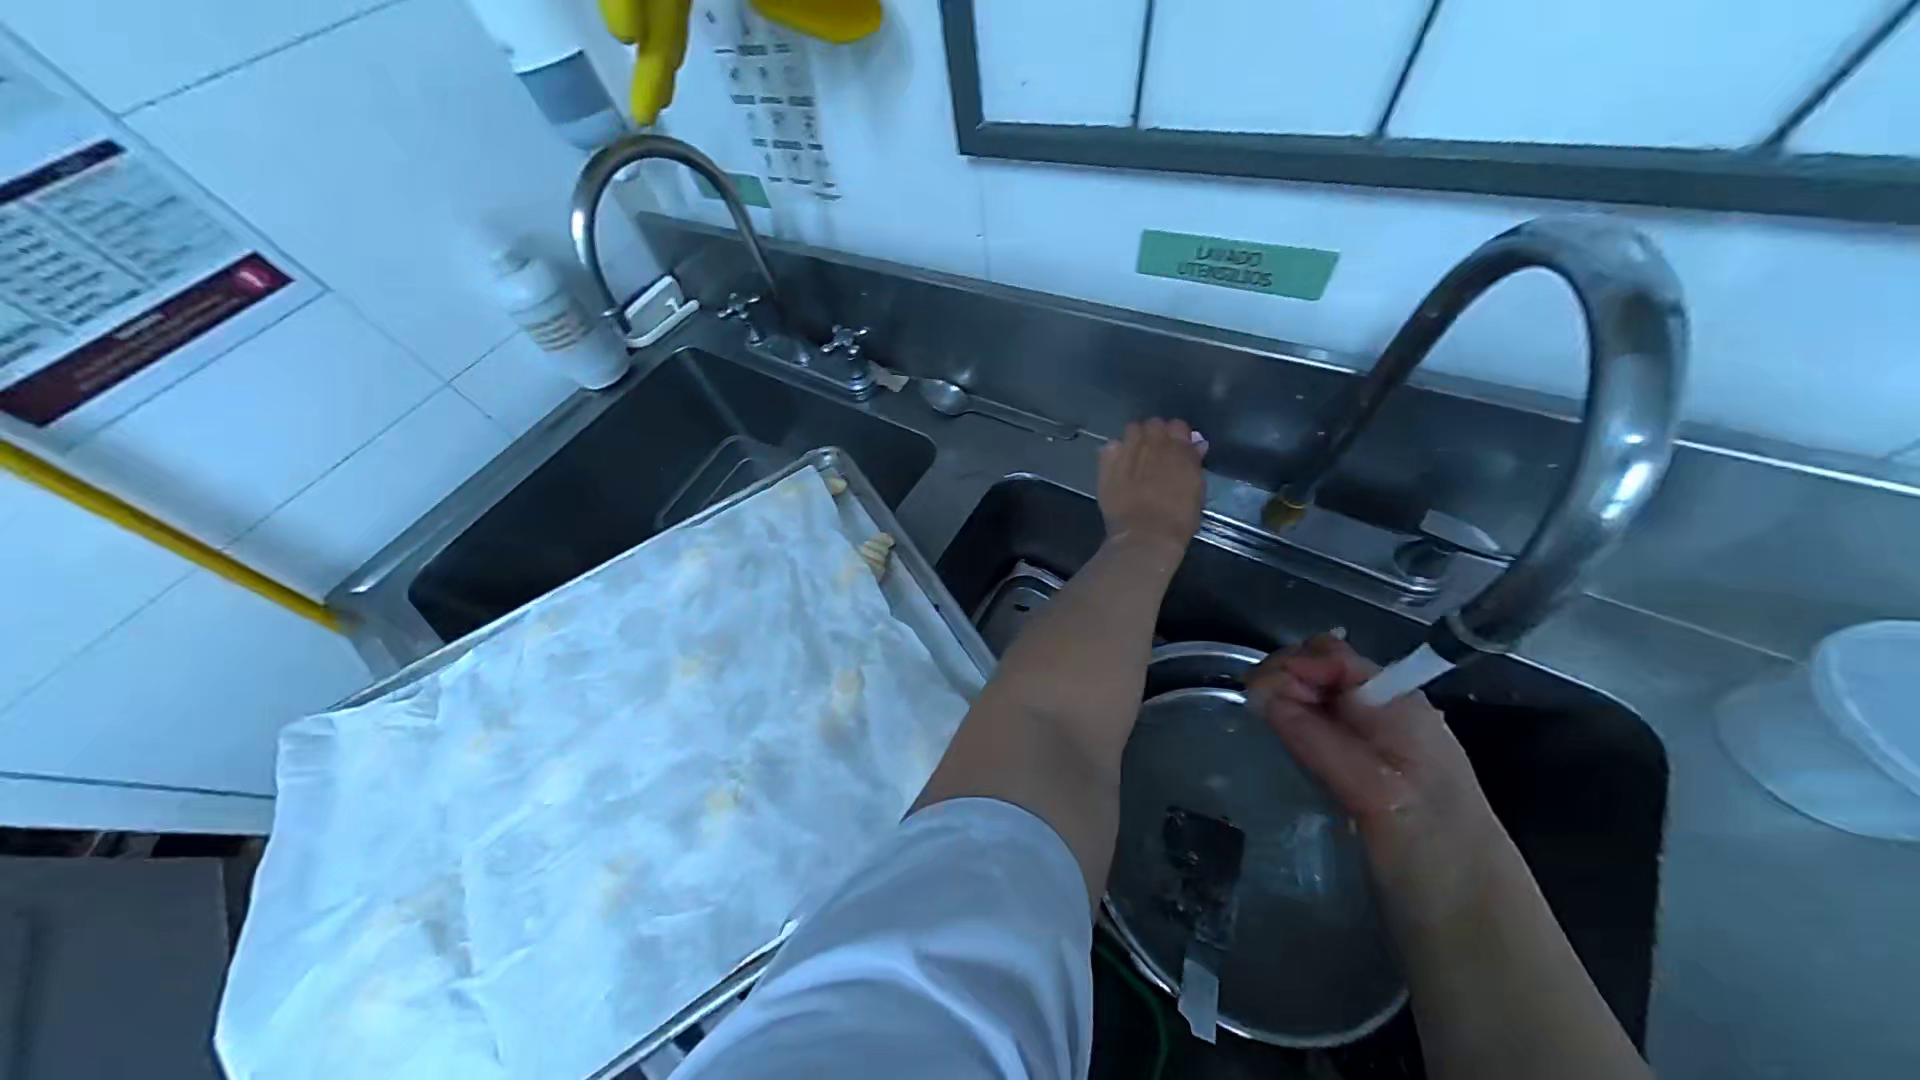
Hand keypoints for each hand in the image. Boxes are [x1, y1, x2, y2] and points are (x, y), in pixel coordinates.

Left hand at [1097, 419, 1206, 551]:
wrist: (1144, 534)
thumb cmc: (1178, 519)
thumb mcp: (1196, 490)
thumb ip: (1194, 463)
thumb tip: (1196, 445)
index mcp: (1180, 448)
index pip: (1179, 426)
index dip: (1177, 436)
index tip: (1177, 448)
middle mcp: (1154, 442)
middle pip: (1154, 424)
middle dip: (1155, 435)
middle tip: (1154, 452)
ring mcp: (1128, 449)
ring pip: (1132, 429)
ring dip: (1135, 438)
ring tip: (1134, 455)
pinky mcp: (1107, 461)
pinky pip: (1110, 445)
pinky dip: (1115, 451)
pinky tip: (1117, 466)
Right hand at [1245, 634, 1502, 924]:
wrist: (1473, 921)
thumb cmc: (1431, 850)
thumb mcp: (1373, 791)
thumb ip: (1316, 738)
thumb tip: (1258, 693)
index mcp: (1397, 704)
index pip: (1333, 656)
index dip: (1293, 665)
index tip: (1256, 694)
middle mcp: (1384, 712)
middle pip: (1321, 670)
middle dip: (1282, 678)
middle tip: (1255, 711)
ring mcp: (1373, 741)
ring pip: (1316, 698)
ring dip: (1283, 701)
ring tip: (1261, 725)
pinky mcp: (1360, 769)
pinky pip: (1318, 728)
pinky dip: (1292, 725)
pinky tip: (1277, 743)